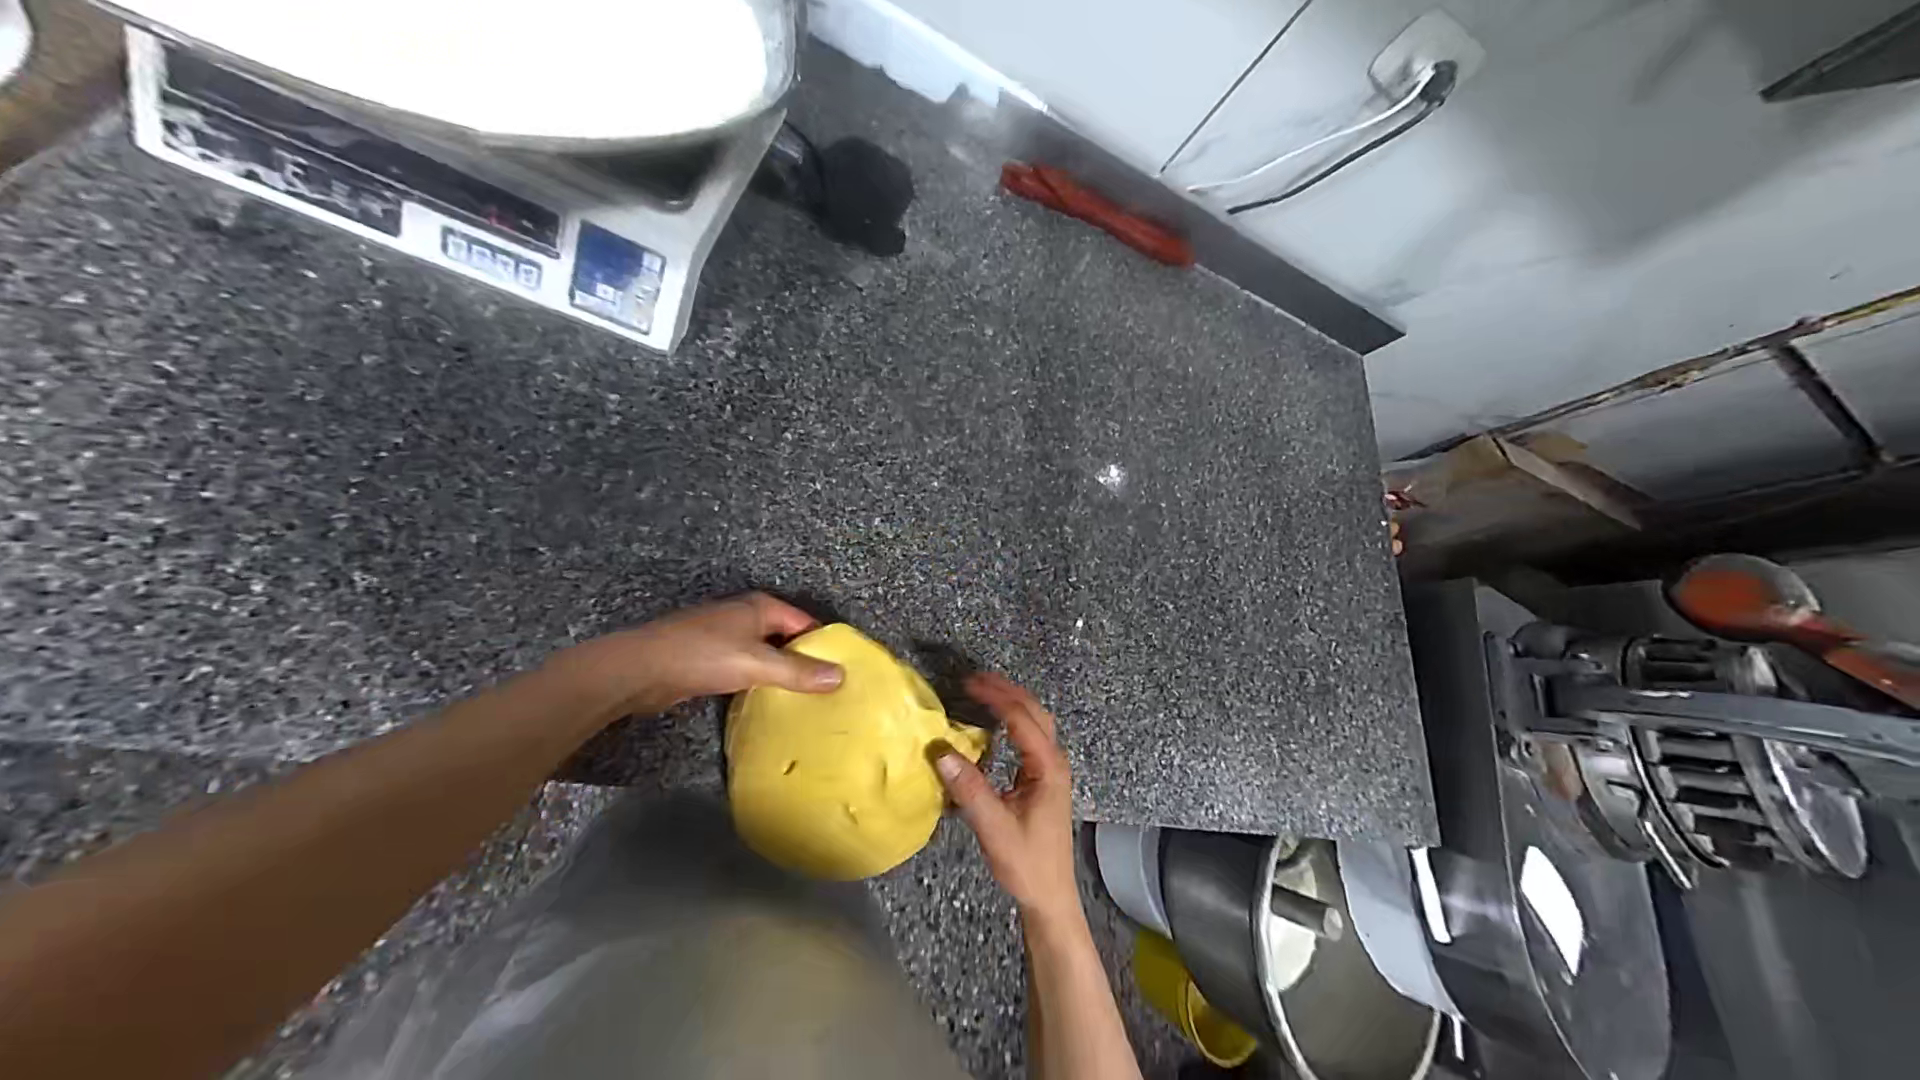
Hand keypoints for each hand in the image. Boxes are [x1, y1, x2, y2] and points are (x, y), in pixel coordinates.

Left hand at [547, 592, 843, 715]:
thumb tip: (840, 676)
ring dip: (779, 670)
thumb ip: (799, 672)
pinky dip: (758, 678)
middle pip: (786, 636)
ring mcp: (725, 634)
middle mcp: (745, 614)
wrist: (640, 669)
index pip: (805, 623)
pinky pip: (745, 664)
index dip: (824, 644)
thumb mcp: (758, 664)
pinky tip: (765, 698)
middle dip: (804, 659)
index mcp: (761, 606)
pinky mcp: (708, 655)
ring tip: (802, 697)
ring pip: (764, 651)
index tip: (842, 670)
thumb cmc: (703, 656)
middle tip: (826, 688)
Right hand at [935, 673, 1081, 927]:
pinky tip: (994, 723)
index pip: (1021, 719)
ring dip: (1011, 702)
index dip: (995, 697)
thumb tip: (942, 752)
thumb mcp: (994, 829)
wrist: (1049, 896)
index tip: (967, 684)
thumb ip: (970, 790)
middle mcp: (1054, 762)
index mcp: (1048, 768)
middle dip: (1006, 690)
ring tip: (983, 691)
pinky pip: (1031, 736)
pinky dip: (1013, 720)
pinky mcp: (1044, 778)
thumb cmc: (1026, 864)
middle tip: (974, 679)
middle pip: (1034, 712)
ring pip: (1036, 722)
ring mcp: (1051, 770)